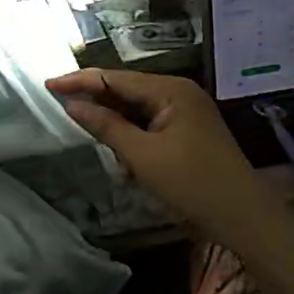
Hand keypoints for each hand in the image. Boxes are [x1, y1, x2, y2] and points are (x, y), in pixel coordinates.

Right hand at [45, 69, 277, 243]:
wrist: (244, 216)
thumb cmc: (192, 183)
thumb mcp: (142, 156)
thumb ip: (106, 126)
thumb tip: (72, 105)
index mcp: (170, 89)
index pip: (115, 78)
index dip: (80, 81)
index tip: (49, 84)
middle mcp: (179, 91)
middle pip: (126, 89)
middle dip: (96, 100)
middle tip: (61, 105)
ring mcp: (186, 110)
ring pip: (137, 107)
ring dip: (115, 121)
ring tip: (87, 128)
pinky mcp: (188, 129)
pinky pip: (150, 122)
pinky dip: (132, 133)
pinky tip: (120, 151)